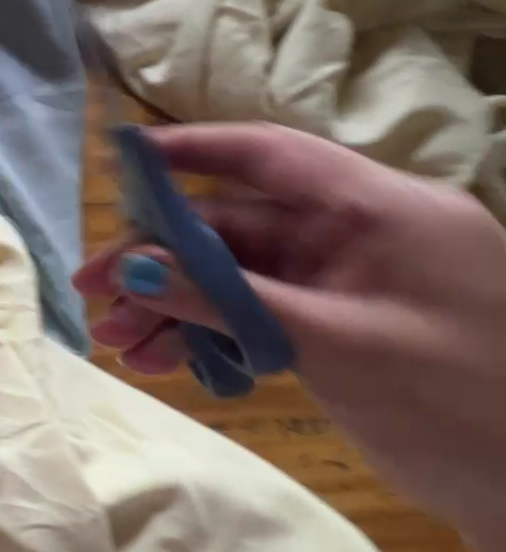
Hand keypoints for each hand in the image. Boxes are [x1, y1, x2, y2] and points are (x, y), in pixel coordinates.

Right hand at [73, 123, 505, 536]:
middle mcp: (353, 233)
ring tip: (121, 344)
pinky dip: (199, 331)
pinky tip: (162, 361)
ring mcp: (338, 279)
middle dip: (154, 262)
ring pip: (224, 273)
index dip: (189, 149)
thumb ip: (222, 299)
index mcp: (379, 211)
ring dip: (167, 305)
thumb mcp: (329, 343)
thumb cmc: (459, 403)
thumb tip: (128, 269)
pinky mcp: (327, 320)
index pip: (268, 155)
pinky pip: (244, 309)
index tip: (117, 160)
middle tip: (92, 294)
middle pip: (226, 226)